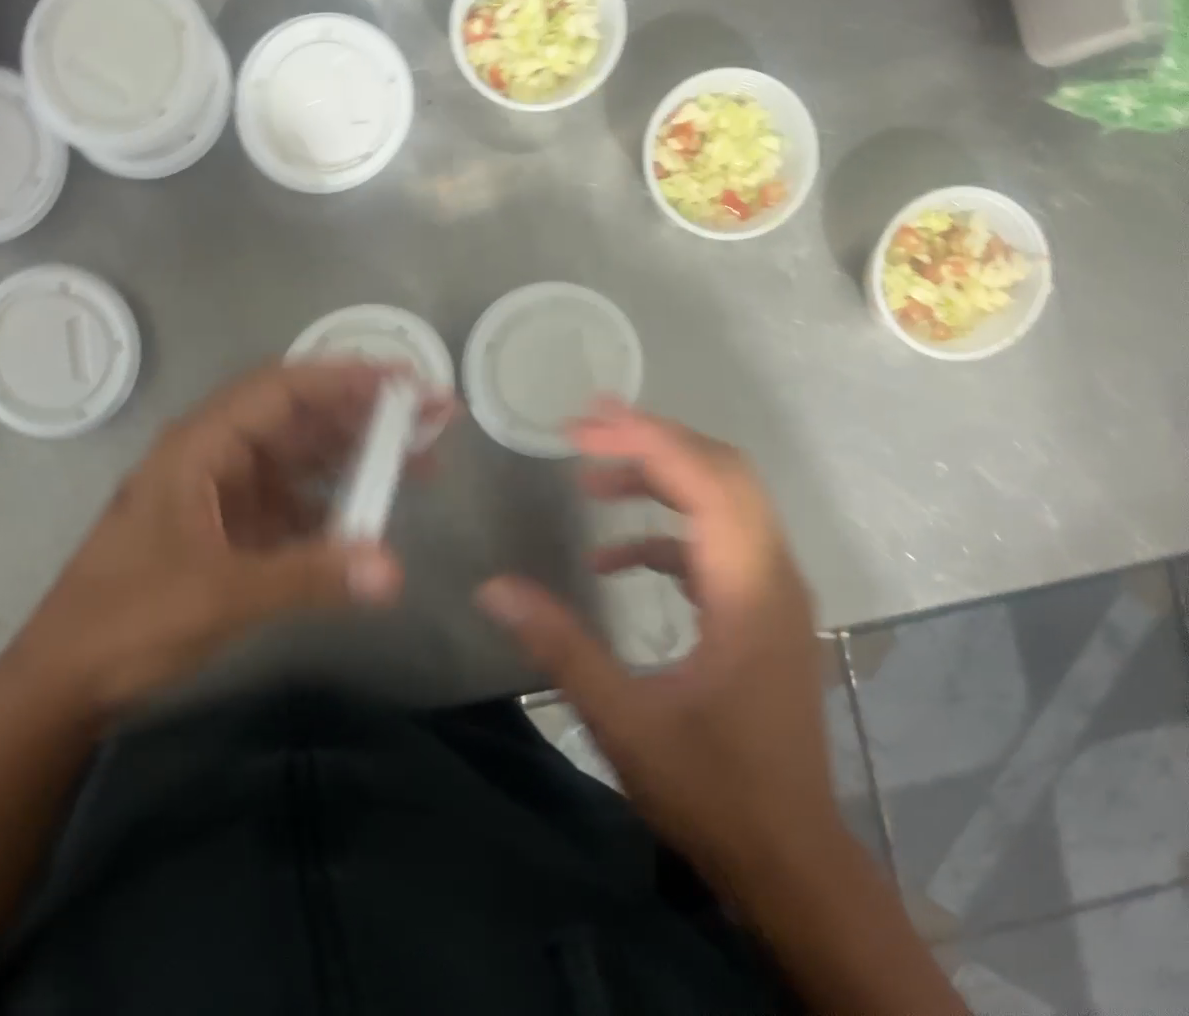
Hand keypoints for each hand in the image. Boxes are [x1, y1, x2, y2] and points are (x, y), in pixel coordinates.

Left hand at [11, 362, 445, 715]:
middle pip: (294, 421)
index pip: (282, 390)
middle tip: (433, 424)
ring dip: (348, 463)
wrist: (66, 674)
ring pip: (291, 465)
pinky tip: (362, 526)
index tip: (410, 383)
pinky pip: (282, 510)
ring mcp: (212, 500)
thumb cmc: (130, 620)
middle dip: (362, 418)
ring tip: (415, 469)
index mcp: (198, 448)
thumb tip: (394, 569)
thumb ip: (308, 577)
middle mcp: (207, 461)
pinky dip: (323, 513)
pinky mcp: (217, 537)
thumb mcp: (221, 594)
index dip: (348, 378)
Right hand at [476, 400, 843, 882]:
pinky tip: (613, 562)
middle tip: (580, 432)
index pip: (709, 484)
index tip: (581, 425)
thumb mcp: (622, 717)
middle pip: (725, 478)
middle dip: (652, 444)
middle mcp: (773, 581)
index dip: (647, 442)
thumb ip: (559, 645)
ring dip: (659, 483)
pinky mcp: (759, 621)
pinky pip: (716, 550)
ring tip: (589, 481)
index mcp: (749, 593)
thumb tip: (492, 588)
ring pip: (725, 508)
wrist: (787, 854)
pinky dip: (664, 536)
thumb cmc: (710, 787)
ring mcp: (772, 600)